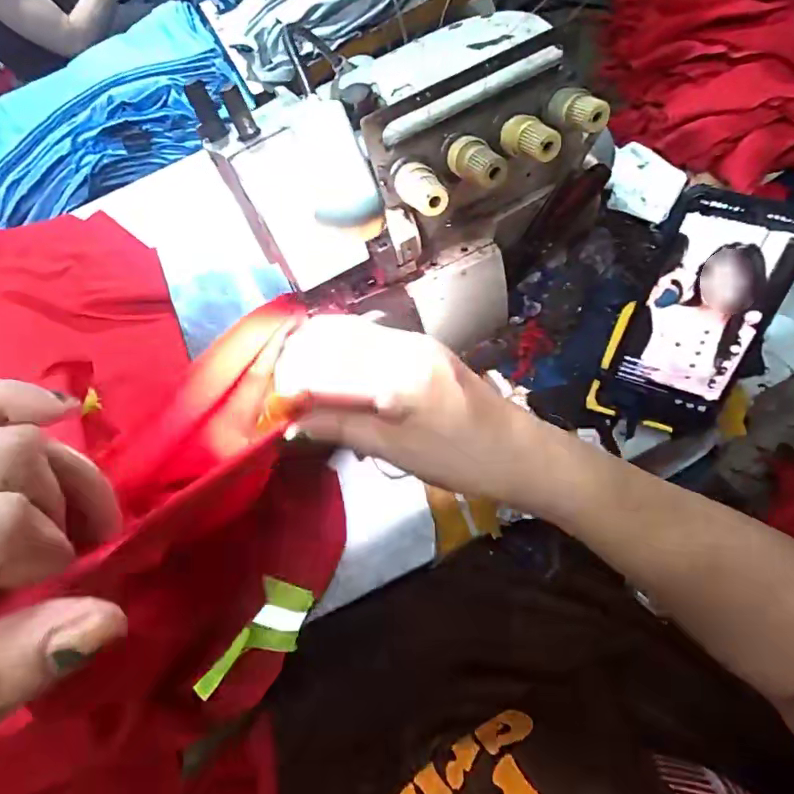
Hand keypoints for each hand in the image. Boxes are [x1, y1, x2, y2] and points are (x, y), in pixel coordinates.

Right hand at [274, 317, 570, 518]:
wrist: (521, 451)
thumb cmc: (460, 460)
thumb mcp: (396, 451)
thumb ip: (341, 428)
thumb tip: (290, 423)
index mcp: (398, 374)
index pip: (325, 368)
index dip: (291, 383)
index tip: (271, 403)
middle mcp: (403, 345)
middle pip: (332, 337)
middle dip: (298, 358)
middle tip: (279, 390)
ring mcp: (414, 341)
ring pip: (349, 333)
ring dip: (318, 352)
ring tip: (299, 382)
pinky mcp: (421, 347)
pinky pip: (368, 339)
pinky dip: (341, 353)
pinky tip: (332, 376)